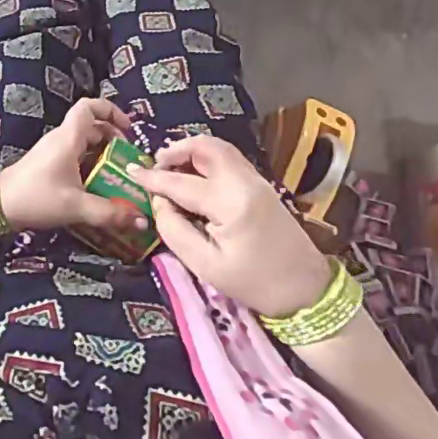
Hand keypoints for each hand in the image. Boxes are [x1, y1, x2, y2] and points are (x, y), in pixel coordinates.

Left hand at [0, 98, 149, 233]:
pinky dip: (90, 164)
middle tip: (128, 159)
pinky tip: (99, 185)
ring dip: (103, 154)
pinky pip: (76, 156)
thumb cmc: (36, 198)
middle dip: (113, 139)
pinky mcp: (49, 165)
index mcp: (68, 138)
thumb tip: (142, 221)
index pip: (89, 106)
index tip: (128, 129)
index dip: (111, 110)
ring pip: (84, 143)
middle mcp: (61, 139)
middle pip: (92, 126)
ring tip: (118, 174)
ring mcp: (53, 151)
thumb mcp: (76, 206)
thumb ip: (109, 213)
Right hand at [129, 136, 328, 318]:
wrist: (305, 290)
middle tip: (155, 166)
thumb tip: (160, 202)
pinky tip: (193, 176)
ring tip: (170, 168)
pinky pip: (230, 159)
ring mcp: (258, 181)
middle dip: (176, 150)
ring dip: (191, 152)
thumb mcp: (205, 265)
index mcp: (231, 203)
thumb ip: (175, 229)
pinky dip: (207, 159)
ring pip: (220, 149)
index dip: (153, 178)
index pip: (182, 182)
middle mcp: (245, 183)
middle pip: (207, 147)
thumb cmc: (254, 283)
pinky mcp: (262, 186)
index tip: (131, 172)